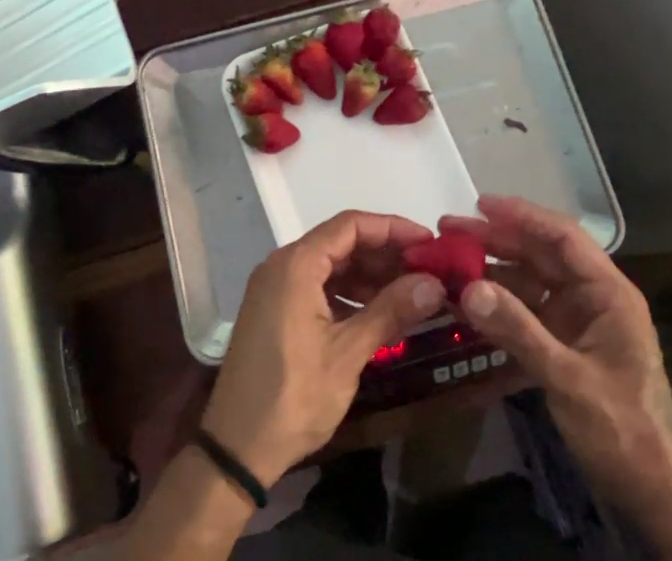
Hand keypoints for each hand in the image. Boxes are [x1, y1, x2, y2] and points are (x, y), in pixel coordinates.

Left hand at [200, 211, 447, 486]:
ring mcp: (275, 290)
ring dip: (370, 276)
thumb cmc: (294, 395)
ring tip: (412, 293)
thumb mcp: (348, 353)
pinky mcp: (275, 312)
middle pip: (341, 243)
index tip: (430, 244)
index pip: (351, 225)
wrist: (237, 445)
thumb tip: (434, 284)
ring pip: (331, 266)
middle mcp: (282, 267)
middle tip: (429, 272)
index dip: (393, 228)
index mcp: (295, 265)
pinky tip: (379, 313)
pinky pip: (318, 288)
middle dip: (386, 254)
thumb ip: (391, 310)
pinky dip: (349, 294)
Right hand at [442, 196, 671, 500]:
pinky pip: (526, 314)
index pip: (563, 238)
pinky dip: (497, 307)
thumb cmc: (620, 427)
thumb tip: (468, 288)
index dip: (522, 216)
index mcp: (608, 294)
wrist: (651, 488)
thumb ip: (519, 331)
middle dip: (496, 241)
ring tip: (446, 265)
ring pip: (529, 283)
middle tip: (447, 231)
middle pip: (541, 256)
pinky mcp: (564, 347)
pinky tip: (465, 304)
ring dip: (491, 273)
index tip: (479, 203)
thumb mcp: (568, 378)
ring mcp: (577, 323)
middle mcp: (593, 299)